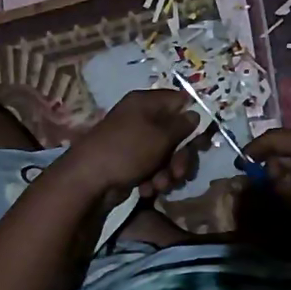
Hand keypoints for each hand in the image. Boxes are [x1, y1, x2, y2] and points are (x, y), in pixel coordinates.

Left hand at [54, 88, 200, 200]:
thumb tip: (194, 114)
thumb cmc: (127, 150)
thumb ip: (182, 125)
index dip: (193, 118)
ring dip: (167, 171)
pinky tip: (146, 189)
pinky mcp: (129, 161)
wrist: (89, 180)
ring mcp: (133, 141)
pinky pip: (151, 167)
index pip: (178, 101)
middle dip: (180, 155)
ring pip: (164, 154)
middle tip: (178, 171)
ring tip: (159, 184)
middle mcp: (139, 118)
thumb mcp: (160, 136)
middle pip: (174, 132)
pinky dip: (152, 178)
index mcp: (145, 103)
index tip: (202, 138)